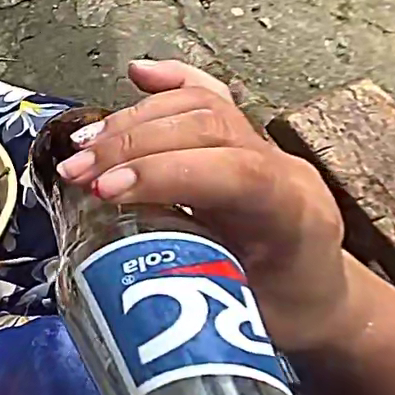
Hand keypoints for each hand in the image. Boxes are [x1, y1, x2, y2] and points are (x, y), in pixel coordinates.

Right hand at [55, 60, 351, 350]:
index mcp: (294, 213)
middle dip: (131, 143)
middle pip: (206, 126)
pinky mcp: (245, 142)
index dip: (163, 173)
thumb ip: (191, 293)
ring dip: (131, 122)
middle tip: (75, 170)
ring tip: (82, 148)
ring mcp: (265, 148)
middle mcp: (283, 168)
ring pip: (199, 107)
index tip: (104, 192)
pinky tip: (137, 74)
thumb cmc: (279, 315)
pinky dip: (169, 84)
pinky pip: (209, 99)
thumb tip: (120, 288)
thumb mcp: (240, 319)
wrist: (320, 298)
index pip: (231, 171)